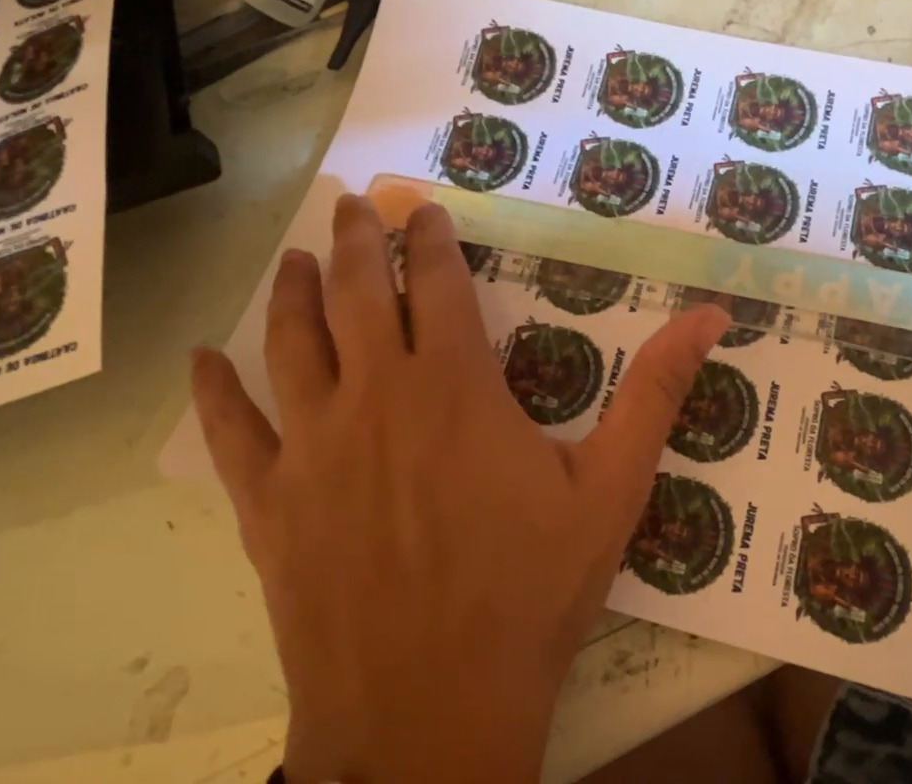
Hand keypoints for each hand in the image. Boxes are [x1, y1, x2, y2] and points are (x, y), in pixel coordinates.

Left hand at [190, 195, 729, 782]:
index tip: (420, 210)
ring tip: (295, 255)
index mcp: (453, 385)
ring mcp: (311, 446)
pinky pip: (230, 431)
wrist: (431, 706)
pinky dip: (213, 389)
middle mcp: (374, 395)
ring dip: (291, 290)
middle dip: (355, 241)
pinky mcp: (268, 502)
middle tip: (351, 205)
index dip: (426, 239)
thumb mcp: (612, 488)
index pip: (434, 283)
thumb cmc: (529, 590)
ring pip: (290, 342)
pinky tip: (201, 358)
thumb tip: (709, 314)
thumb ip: (656, 392)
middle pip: (354, 293)